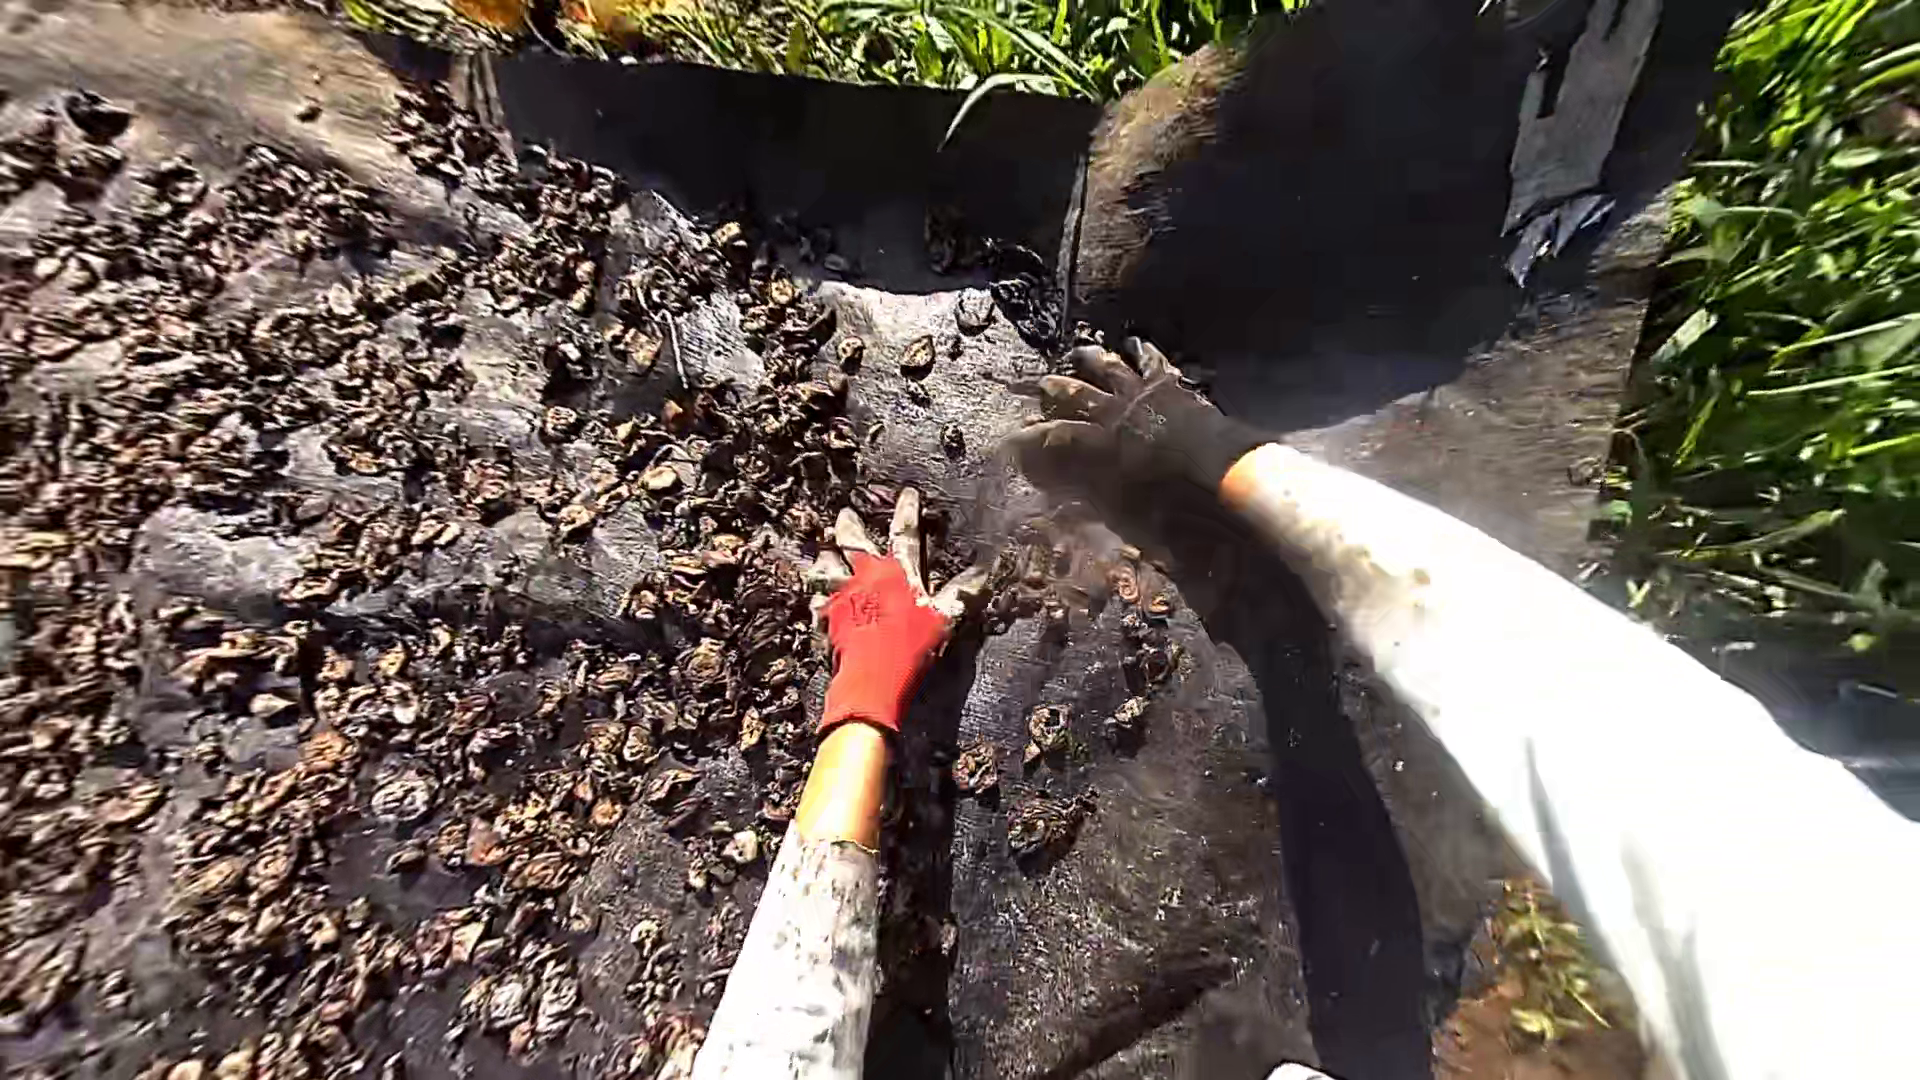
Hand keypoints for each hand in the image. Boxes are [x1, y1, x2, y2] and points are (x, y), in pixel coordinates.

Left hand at [808, 488, 987, 734]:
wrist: (872, 678)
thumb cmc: (911, 646)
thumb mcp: (943, 618)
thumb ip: (962, 593)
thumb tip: (985, 573)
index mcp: (897, 570)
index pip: (905, 532)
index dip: (908, 510)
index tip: (907, 493)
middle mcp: (866, 575)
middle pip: (855, 541)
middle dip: (851, 525)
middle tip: (845, 513)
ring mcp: (843, 594)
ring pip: (829, 565)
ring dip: (827, 556)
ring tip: (824, 550)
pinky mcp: (827, 616)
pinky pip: (817, 599)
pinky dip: (817, 594)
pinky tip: (815, 595)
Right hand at [1008, 337, 1263, 492]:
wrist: (1218, 465)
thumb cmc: (1170, 496)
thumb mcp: (1124, 509)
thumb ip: (1093, 503)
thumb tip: (1065, 507)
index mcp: (1099, 442)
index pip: (1055, 437)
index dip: (1031, 439)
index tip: (1011, 441)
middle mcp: (1113, 411)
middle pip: (1076, 394)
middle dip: (1056, 390)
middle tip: (1041, 384)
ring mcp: (1140, 393)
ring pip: (1109, 368)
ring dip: (1092, 360)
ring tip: (1080, 352)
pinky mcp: (1167, 385)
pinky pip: (1151, 362)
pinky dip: (1142, 351)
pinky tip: (1137, 341)